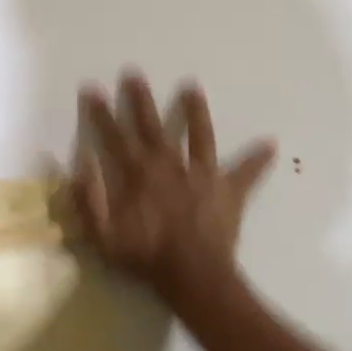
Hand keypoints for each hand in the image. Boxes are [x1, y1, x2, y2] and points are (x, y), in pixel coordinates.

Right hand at [70, 71, 275, 323]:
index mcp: (137, 174)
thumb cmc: (145, 257)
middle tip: (134, 73)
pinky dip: (257, 160)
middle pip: (152, 126)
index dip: (101, 112)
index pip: (114, 136)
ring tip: (192, 87)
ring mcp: (201, 176)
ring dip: (195, 111)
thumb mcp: (103, 234)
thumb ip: (89, 197)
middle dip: (140, 99)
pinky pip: (245, 173)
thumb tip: (80, 161)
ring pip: (198, 136)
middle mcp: (168, 166)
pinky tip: (271, 144)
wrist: (194, 277)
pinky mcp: (227, 191)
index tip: (92, 88)